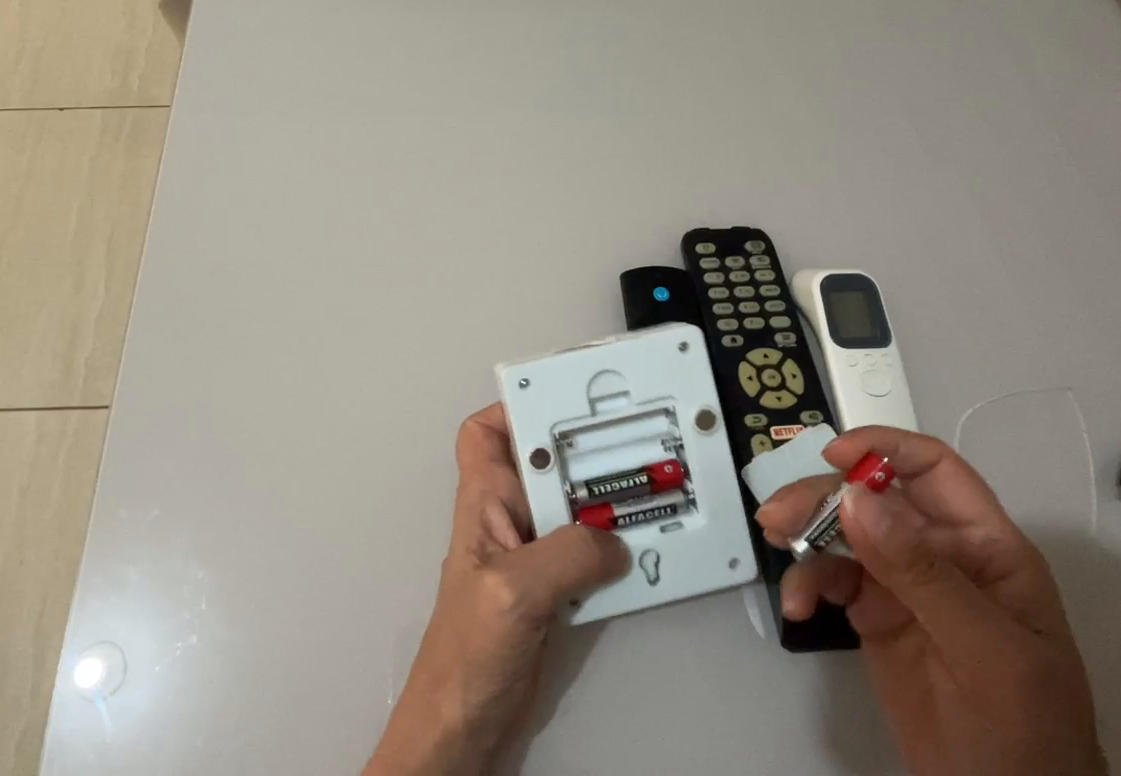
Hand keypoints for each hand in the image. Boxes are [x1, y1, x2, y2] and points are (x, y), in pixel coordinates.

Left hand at [365, 404, 628, 775]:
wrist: (465, 720)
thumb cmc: (468, 649)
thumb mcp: (514, 589)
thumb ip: (566, 554)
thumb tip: (614, 542)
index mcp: (483, 503)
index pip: (484, 433)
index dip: (515, 408)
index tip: (564, 399)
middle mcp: (507, 519)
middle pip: (545, 466)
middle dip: (585, 453)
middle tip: (636, 445)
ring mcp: (532, 554)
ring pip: (574, 509)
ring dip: (609, 503)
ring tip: (655, 495)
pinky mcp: (553, 589)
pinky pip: (590, 554)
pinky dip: (616, 550)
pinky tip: (647, 555)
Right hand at [755, 427, 1104, 775]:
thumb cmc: (1025, 730)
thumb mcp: (985, 651)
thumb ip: (921, 573)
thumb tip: (854, 499)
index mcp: (984, 548)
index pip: (934, 472)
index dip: (884, 450)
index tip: (830, 457)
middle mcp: (940, 554)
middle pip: (871, 498)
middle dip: (822, 500)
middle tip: (776, 519)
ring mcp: (903, 584)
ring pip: (842, 532)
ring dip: (804, 536)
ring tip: (777, 550)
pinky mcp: (873, 614)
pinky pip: (829, 576)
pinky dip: (805, 582)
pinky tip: (797, 606)